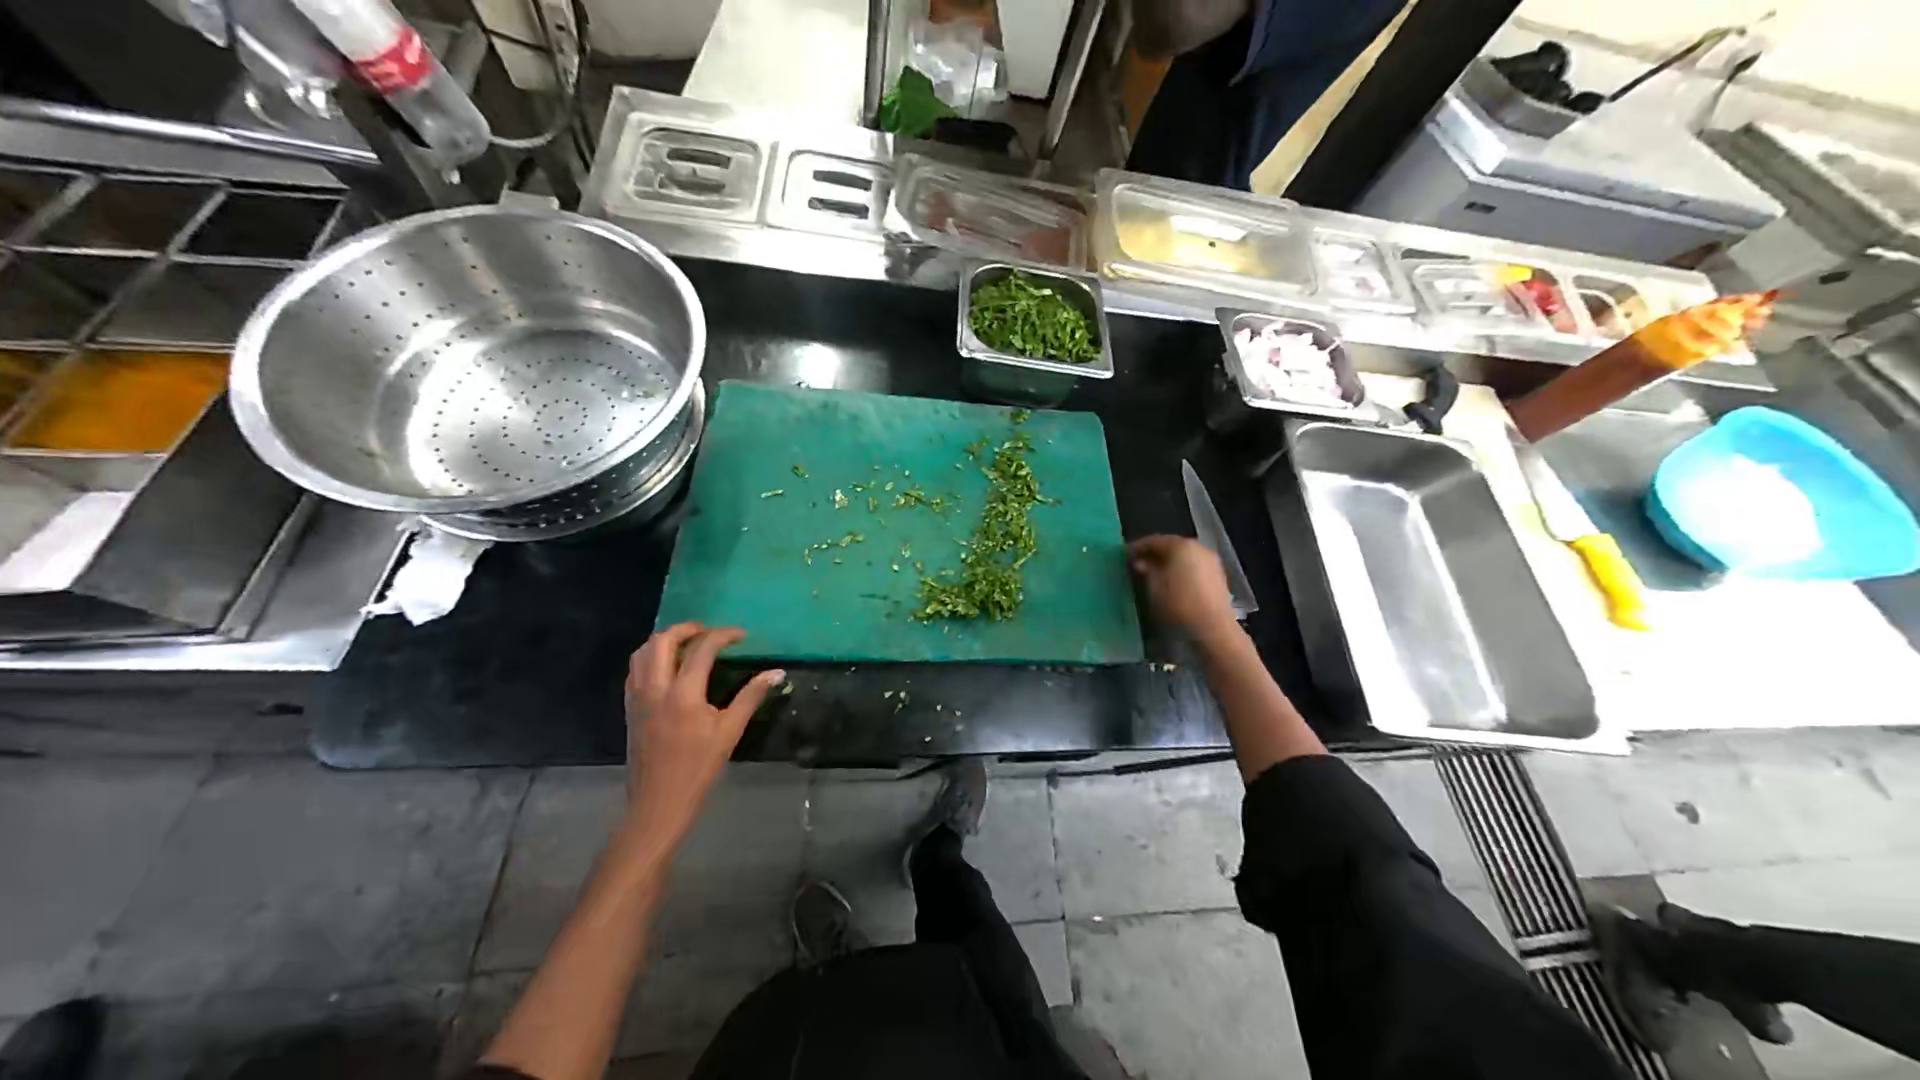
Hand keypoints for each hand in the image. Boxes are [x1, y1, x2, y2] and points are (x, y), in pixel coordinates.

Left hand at [624, 623, 784, 841]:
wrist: (658, 802)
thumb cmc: (698, 768)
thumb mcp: (730, 732)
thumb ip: (751, 697)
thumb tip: (776, 673)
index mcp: (684, 694)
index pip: (702, 649)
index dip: (724, 635)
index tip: (741, 635)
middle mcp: (656, 688)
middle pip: (664, 640)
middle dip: (688, 629)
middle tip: (710, 633)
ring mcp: (638, 696)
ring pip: (644, 651)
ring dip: (666, 639)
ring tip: (688, 644)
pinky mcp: (630, 706)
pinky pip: (636, 669)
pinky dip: (651, 656)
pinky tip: (668, 666)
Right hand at [1128, 535, 1238, 639]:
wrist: (1213, 628)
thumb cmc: (1178, 604)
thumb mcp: (1154, 587)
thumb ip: (1146, 570)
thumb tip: (1141, 562)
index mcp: (1180, 545)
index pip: (1154, 540)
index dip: (1137, 547)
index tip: (1124, 555)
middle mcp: (1198, 547)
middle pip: (1171, 545)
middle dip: (1153, 553)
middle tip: (1137, 563)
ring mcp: (1211, 561)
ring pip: (1184, 556)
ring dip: (1168, 562)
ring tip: (1154, 574)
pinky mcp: (1218, 575)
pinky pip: (1194, 566)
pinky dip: (1181, 570)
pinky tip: (1173, 582)